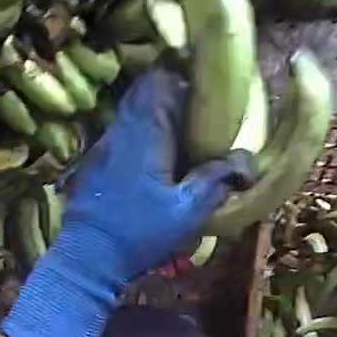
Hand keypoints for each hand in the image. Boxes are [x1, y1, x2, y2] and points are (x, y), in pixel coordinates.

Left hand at [1, 69, 254, 336]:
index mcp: (145, 132)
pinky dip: (145, 136)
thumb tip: (248, 162)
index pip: (160, 79)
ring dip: (159, 117)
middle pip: (146, 91)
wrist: (88, 260)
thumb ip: (217, 180)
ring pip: (134, 112)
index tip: (209, 89)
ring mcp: (105, 145)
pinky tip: (160, 162)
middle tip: (202, 116)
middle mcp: (121, 129)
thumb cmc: (140, 233)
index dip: (185, 76)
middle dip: (175, 96)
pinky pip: (125, 134)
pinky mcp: (97, 163)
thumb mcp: (188, 212)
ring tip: (186, 139)